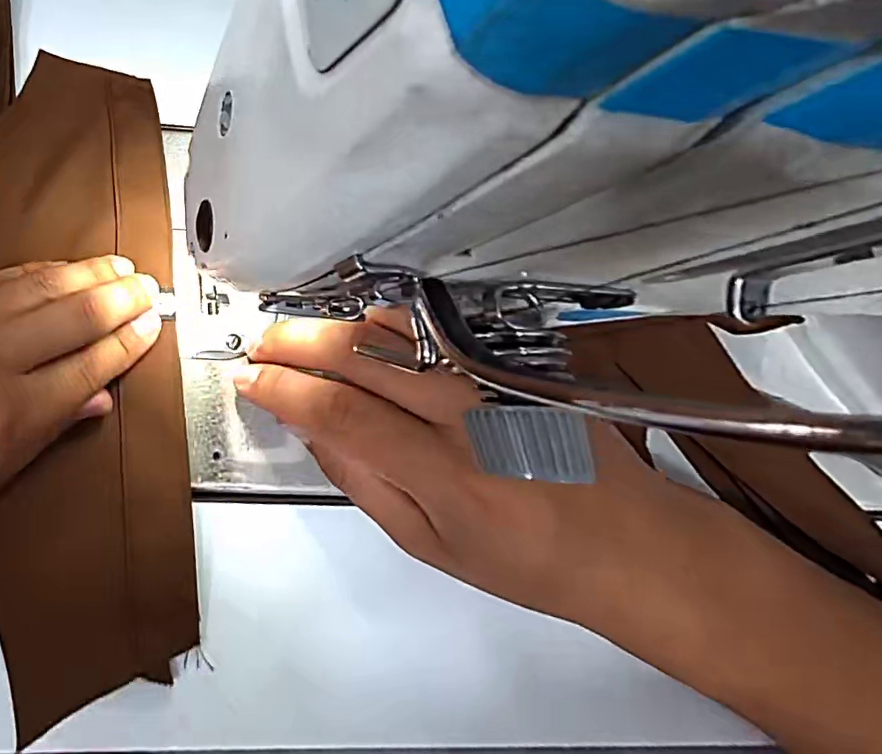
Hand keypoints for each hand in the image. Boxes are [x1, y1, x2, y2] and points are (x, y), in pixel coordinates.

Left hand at [0, 256, 163, 572]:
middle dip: (122, 297)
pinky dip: (36, 272)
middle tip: (150, 287)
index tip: (151, 326)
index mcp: (6, 417)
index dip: (128, 342)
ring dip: (87, 273)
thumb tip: (94, 398)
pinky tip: (58, 268)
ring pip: (41, 285)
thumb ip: (43, 433)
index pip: (90, 364)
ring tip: (119, 265)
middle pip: (76, 313)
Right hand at [232, 311, 731, 626]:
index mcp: (446, 474)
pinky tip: (349, 335)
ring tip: (290, 342)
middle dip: (291, 343)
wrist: (630, 540)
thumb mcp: (427, 543)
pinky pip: (421, 328)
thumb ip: (359, 479)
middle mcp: (467, 414)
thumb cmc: (530, 559)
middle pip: (356, 353)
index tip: (251, 382)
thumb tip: (310, 427)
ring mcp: (486, 377)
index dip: (283, 388)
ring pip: (384, 330)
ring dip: (325, 329)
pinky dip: (374, 323)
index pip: (340, 410)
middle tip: (259, 350)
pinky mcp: (500, 360)